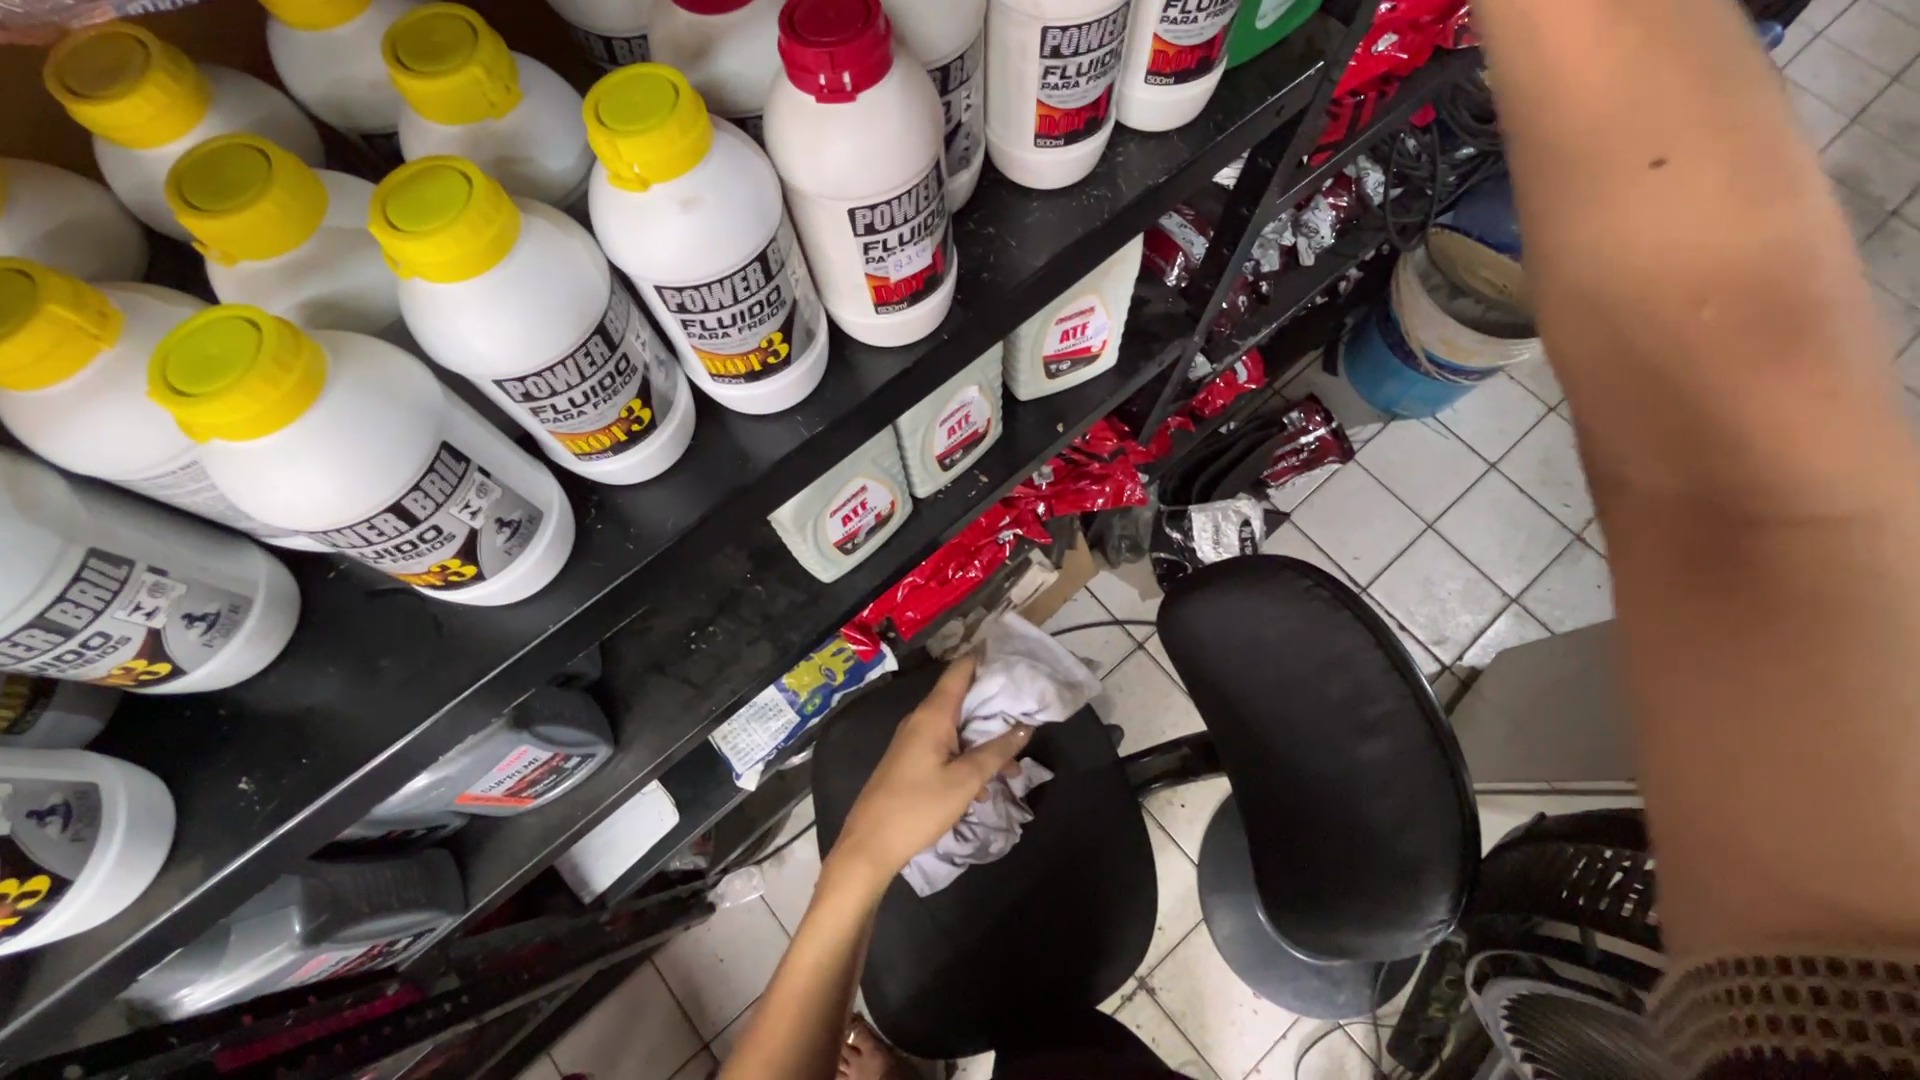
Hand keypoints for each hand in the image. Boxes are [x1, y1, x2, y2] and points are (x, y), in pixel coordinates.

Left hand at [825, 657, 1032, 895]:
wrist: (869, 845)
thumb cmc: (919, 807)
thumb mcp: (966, 780)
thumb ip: (997, 751)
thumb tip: (1025, 727)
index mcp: (932, 714)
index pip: (961, 670)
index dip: (987, 661)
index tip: (1016, 663)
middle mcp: (921, 719)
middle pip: (963, 699)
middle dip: (995, 709)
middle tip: (1028, 717)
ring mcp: (913, 740)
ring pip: (957, 728)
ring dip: (984, 742)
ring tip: (1013, 768)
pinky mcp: (911, 761)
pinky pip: (946, 748)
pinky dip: (967, 759)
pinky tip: (983, 788)